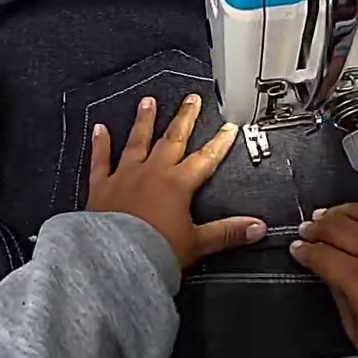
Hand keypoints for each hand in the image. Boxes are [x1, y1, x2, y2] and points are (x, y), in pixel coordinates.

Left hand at [87, 94, 267, 268]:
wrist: (114, 259)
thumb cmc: (154, 251)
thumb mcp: (198, 244)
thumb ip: (228, 233)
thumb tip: (258, 228)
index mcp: (177, 185)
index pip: (206, 158)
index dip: (220, 142)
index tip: (229, 127)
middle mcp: (152, 173)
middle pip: (173, 139)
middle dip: (185, 118)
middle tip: (191, 99)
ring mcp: (125, 176)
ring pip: (137, 141)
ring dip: (144, 121)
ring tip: (148, 102)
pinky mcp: (102, 186)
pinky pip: (101, 160)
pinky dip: (100, 144)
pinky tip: (99, 129)